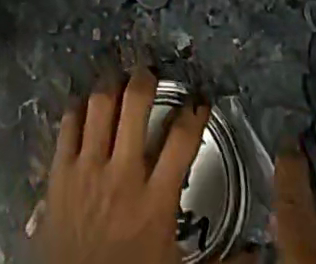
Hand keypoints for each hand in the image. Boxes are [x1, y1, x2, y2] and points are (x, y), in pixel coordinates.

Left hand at [38, 68, 208, 263]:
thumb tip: (256, 254)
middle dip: (143, 81)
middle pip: (134, 108)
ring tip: (116, 74)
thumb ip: (219, 259)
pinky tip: (84, 100)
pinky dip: (77, 107)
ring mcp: (87, 167)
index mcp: (156, 201)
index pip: (182, 143)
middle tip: (148, 71)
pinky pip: (68, 124)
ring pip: (99, 107)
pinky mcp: (60, 169)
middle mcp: (122, 174)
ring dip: (109, 85)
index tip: (199, 101)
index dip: (194, 115)